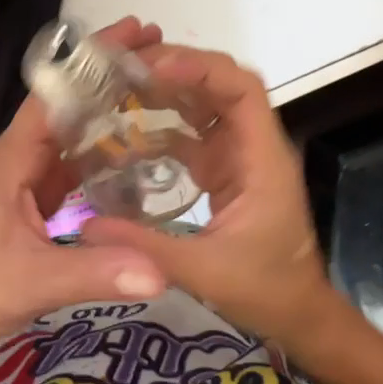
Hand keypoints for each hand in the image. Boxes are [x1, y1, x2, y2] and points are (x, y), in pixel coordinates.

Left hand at [0, 18, 169, 356]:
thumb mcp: (37, 282)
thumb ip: (95, 272)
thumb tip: (161, 270)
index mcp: (13, 160)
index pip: (55, 95)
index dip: (92, 60)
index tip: (133, 32)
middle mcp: (19, 158)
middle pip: (66, 103)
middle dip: (107, 74)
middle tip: (158, 50)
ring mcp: (26, 178)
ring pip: (71, 130)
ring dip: (106, 108)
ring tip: (155, 90)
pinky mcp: (34, 199)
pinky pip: (72, 161)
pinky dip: (102, 147)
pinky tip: (134, 148)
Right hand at [81, 44, 336, 346]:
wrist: (298, 315)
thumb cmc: (264, 291)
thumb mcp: (203, 272)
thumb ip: (146, 247)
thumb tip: (84, 226)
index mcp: (262, 158)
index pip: (242, 89)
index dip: (200, 69)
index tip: (154, 68)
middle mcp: (254, 145)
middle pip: (222, 85)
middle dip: (178, 68)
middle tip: (125, 69)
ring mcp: (240, 155)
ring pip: (207, 102)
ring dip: (169, 89)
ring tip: (121, 84)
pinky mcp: (225, 169)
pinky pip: (195, 130)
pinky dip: (165, 121)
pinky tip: (129, 124)